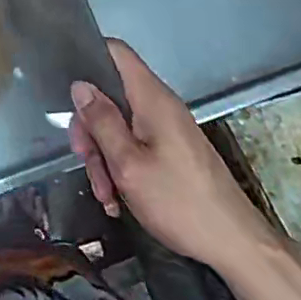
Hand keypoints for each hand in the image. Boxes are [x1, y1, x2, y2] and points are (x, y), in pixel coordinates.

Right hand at [67, 40, 280, 271]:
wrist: (237, 247)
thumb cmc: (179, 202)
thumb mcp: (127, 163)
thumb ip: (102, 121)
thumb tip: (80, 85)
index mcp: (152, 100)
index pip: (117, 52)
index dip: (88, 54)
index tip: (64, 78)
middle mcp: (160, 107)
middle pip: (109, 95)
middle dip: (89, 125)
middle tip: (83, 157)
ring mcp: (166, 130)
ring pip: (117, 125)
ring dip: (102, 155)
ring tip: (105, 191)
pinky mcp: (170, 151)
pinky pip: (133, 146)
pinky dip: (119, 167)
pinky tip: (117, 197)